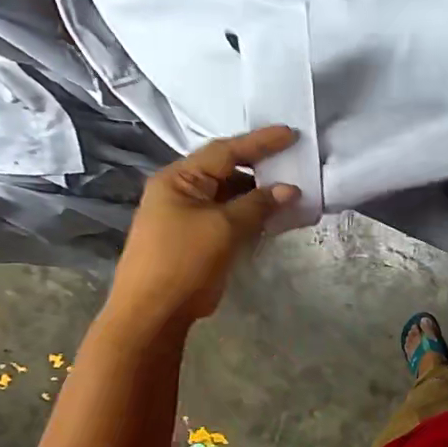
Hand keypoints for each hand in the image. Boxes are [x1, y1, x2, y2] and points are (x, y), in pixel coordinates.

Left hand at [105, 126, 300, 330]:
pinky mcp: (195, 239)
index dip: (259, 142)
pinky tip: (273, 219)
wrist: (153, 312)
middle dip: (260, 170)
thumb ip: (257, 205)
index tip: (291, 134)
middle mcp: (180, 191)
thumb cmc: (182, 261)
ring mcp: (186, 216)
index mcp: (178, 179)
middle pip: (226, 172)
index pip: (224, 151)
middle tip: (294, 165)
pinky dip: (250, 217)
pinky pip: (228, 219)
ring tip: (291, 194)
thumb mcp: (223, 228)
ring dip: (257, 196)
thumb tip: (290, 189)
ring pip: (229, 197)